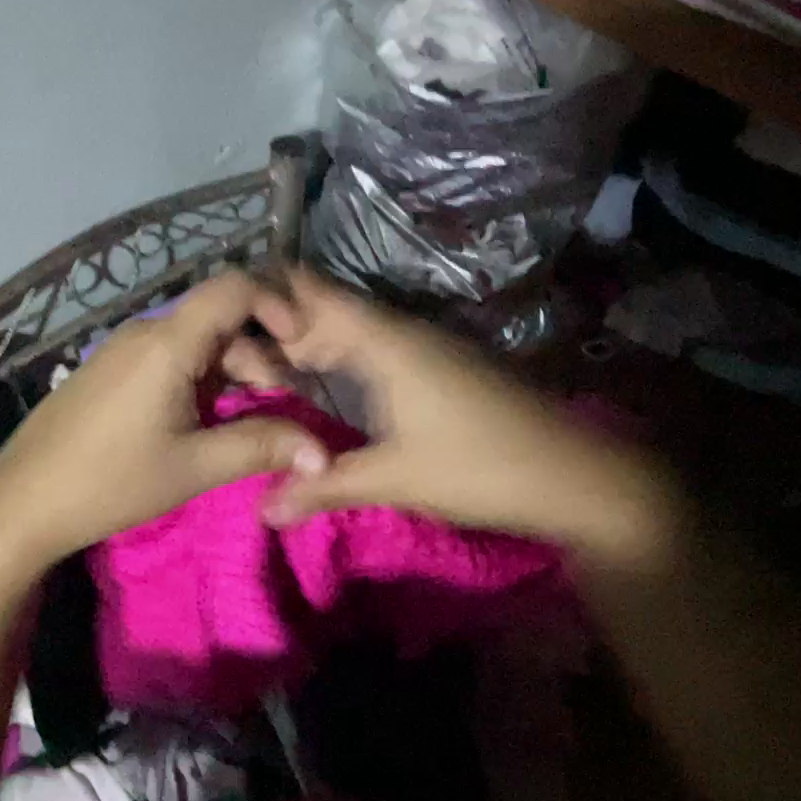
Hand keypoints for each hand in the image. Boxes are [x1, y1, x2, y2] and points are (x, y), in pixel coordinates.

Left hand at [0, 271, 330, 565]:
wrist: (21, 502)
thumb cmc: (111, 481)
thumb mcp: (194, 466)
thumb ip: (261, 446)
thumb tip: (323, 452)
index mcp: (168, 341)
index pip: (233, 287)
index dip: (276, 303)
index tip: (304, 343)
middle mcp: (145, 331)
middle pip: (218, 320)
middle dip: (260, 355)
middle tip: (283, 405)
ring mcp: (122, 349)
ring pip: (195, 342)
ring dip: (231, 371)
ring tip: (248, 420)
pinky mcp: (110, 370)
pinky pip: (168, 357)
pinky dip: (200, 378)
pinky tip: (204, 420)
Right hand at [260, 271, 681, 565]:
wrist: (579, 475)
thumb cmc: (480, 467)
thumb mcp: (395, 478)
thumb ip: (324, 486)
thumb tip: (260, 508)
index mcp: (385, 340)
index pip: (312, 292)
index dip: (266, 296)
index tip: (221, 321)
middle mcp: (402, 331)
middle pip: (326, 311)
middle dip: (278, 331)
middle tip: (228, 362)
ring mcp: (425, 348)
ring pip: (353, 332)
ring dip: (311, 348)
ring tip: (263, 376)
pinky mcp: (441, 368)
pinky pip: (375, 350)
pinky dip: (341, 363)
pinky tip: (325, 392)